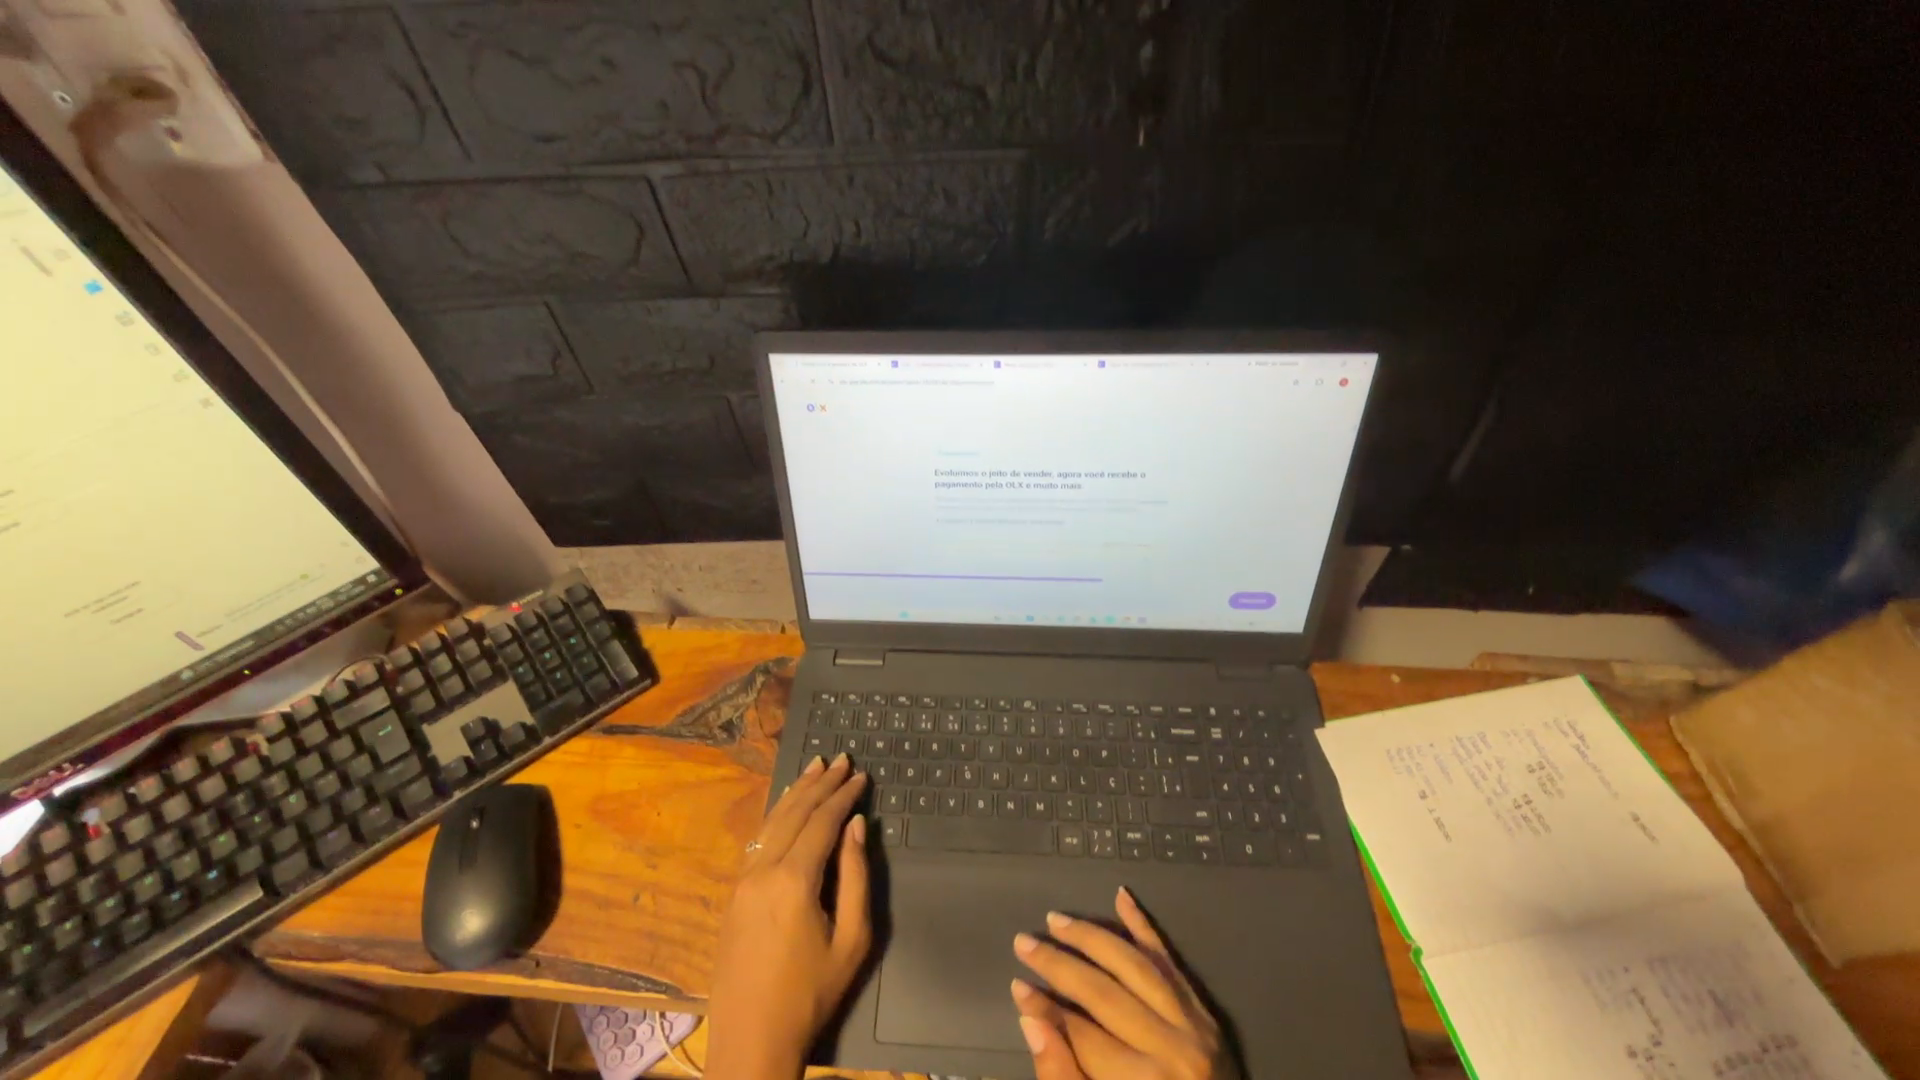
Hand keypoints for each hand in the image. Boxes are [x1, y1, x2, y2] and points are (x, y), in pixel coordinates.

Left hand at [707, 754, 870, 1076]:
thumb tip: (857, 827)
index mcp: (794, 881)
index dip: (842, 796)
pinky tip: (784, 806)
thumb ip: (857, 878)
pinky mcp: (733, 894)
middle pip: (794, 814)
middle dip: (819, 784)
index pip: (822, 823)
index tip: (861, 775)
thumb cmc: (811, 993)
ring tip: (813, 768)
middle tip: (839, 758)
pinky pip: (757, 841)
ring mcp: (742, 881)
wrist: (751, 1038)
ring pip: (771, 822)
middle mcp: (763, 871)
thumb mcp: (852, 940)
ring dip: (794, 793)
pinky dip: (776, 816)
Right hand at [1011, 887, 1230, 1079]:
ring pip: (1135, 965)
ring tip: (1057, 921)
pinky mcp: (1206, 1015)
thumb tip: (1031, 1020)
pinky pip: (1171, 963)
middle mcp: (1170, 1046)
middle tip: (1023, 941)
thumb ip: (1063, 1077)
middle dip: (1059, 964)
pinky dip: (1145, 929)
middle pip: (1104, 992)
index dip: (1044, 1008)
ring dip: (1093, 937)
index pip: (1081, 1031)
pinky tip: (1122, 899)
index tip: (1016, 984)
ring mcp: (1193, 1026)